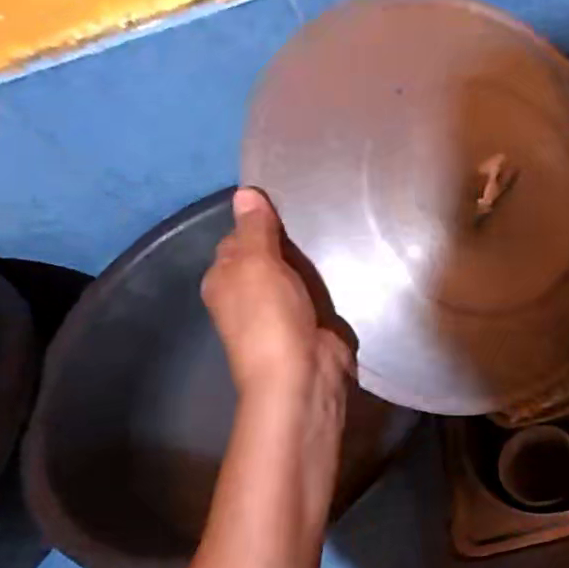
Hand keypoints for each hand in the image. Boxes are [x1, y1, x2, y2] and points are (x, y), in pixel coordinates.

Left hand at [201, 188, 353, 397]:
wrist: (303, 374)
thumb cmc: (269, 315)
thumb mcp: (255, 262)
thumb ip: (253, 228)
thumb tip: (244, 192)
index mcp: (222, 279)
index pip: (237, 238)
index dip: (259, 220)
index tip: (287, 202)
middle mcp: (246, 295)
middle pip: (269, 255)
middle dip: (289, 240)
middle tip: (318, 212)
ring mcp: (279, 312)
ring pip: (295, 273)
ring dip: (312, 260)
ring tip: (338, 229)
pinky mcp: (309, 323)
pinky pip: (317, 291)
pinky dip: (327, 281)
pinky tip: (345, 263)